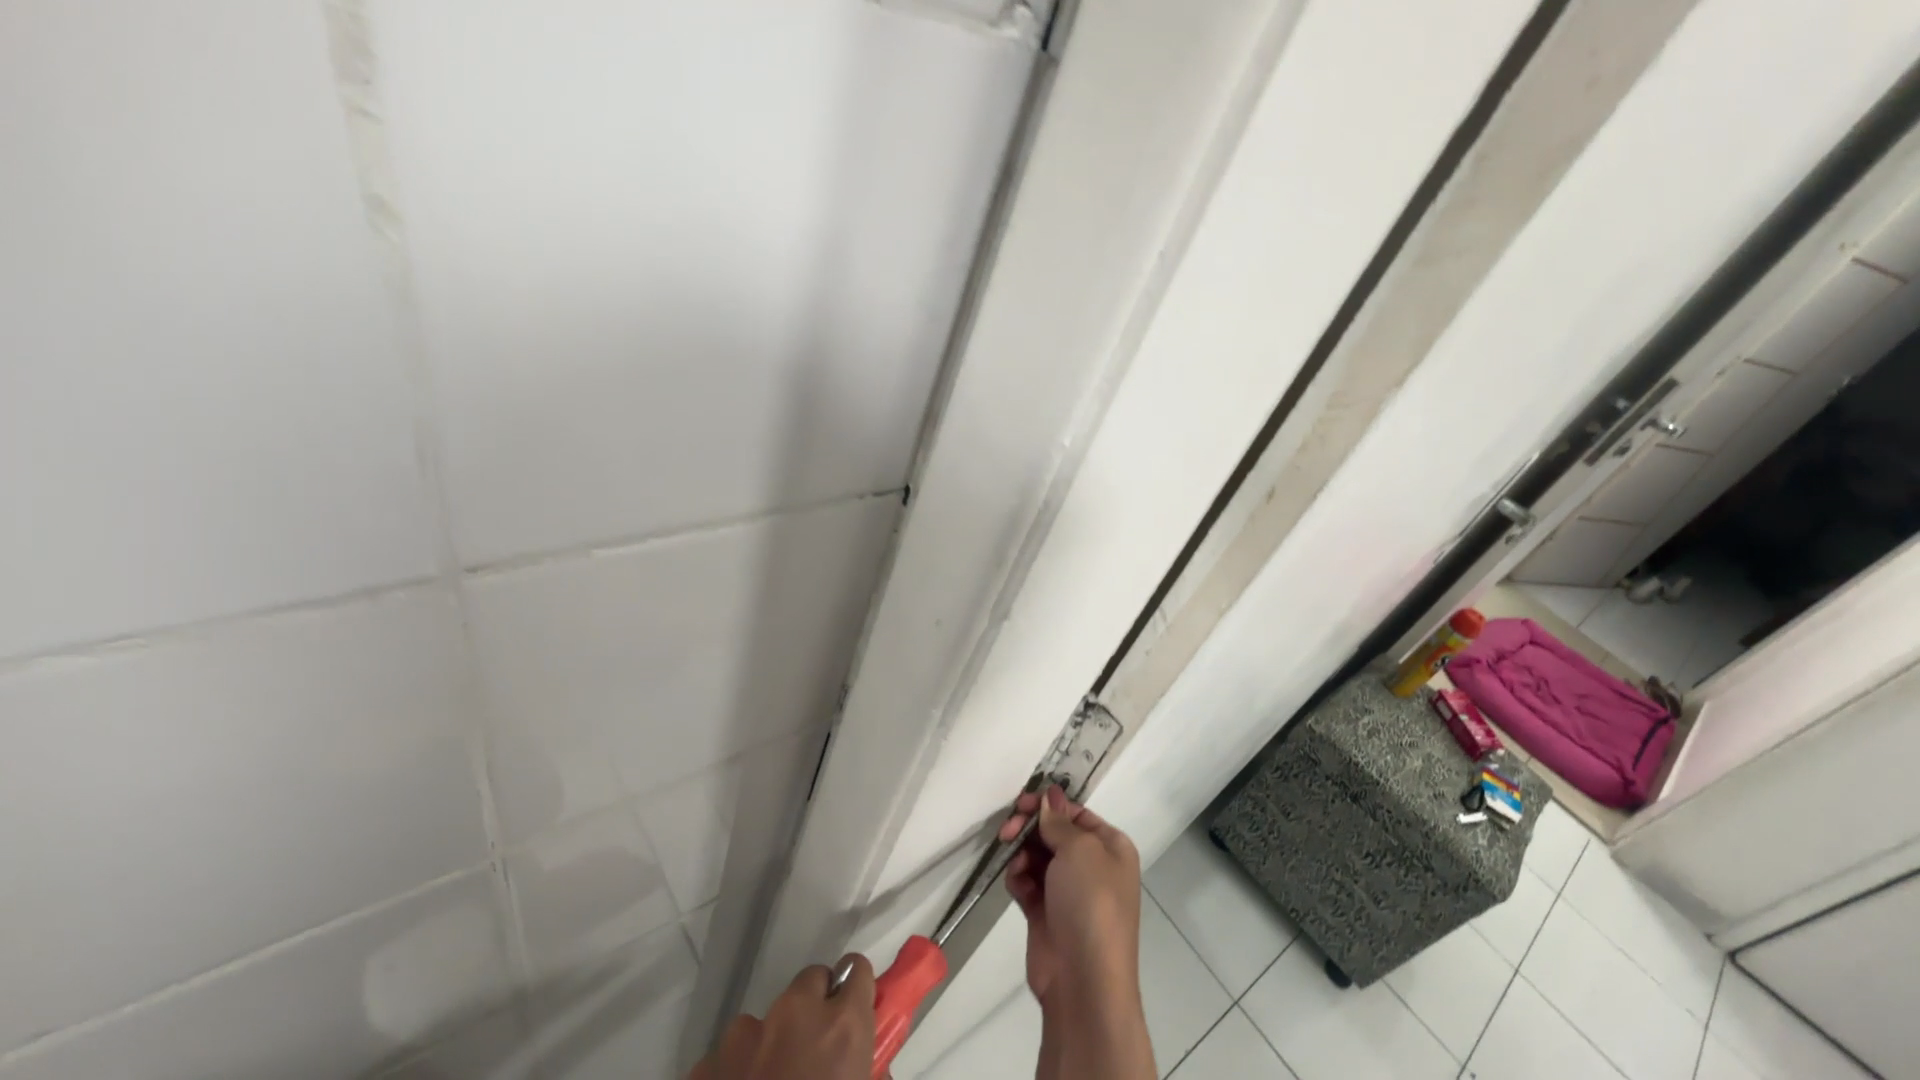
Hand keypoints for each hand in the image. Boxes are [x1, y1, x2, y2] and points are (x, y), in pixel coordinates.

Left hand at [688, 955, 875, 1079]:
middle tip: (818, 1050)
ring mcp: (744, 1036)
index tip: (856, 1008)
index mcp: (842, 1024)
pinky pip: (729, 1056)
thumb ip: (871, 1078)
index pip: (856, 970)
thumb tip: (872, 1074)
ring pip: (765, 1021)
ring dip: (773, 1043)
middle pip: (811, 982)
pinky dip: (737, 1072)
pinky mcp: (706, 1064)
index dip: (857, 989)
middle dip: (816, 1007)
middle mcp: (794, 1014)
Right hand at [999, 785, 1142, 1004]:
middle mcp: (1092, 866)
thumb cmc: (1091, 903)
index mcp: (1111, 847)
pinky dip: (1018, 878)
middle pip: (1053, 833)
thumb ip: (1059, 822)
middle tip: (1008, 830)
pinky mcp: (1045, 912)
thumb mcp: (1080, 850)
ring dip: (1021, 854)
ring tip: (1014, 864)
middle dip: (1029, 828)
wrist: (1084, 977)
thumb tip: (1050, 798)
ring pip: (1036, 856)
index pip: (1076, 814)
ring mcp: (1068, 891)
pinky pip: (1027, 883)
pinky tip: (1016, 883)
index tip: (1021, 803)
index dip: (1049, 805)